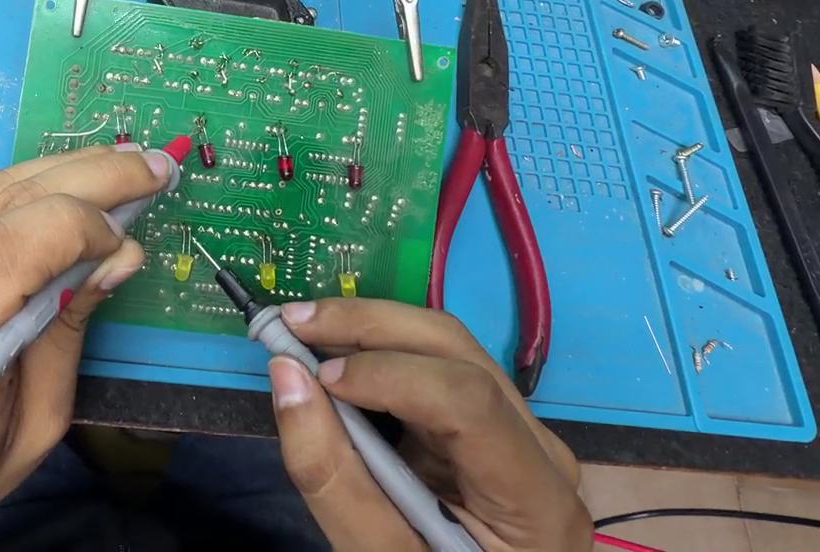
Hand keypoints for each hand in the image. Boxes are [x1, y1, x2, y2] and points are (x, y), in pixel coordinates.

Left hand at [0, 144, 175, 550]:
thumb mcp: (36, 427)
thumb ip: (71, 330)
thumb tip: (122, 250)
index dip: (69, 227)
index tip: (124, 237)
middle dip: (85, 176)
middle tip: (150, 165)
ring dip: (61, 168)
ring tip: (121, 164)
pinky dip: (26, 187)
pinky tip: (68, 186)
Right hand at [267, 298, 590, 551]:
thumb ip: (332, 474)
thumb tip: (285, 372)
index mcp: (532, 497)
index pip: (467, 400)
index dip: (388, 375)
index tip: (317, 377)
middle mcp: (534, 442)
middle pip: (452, 348)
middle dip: (367, 325)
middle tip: (292, 322)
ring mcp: (510, 424)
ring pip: (439, 342)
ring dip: (364, 327)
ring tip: (300, 328)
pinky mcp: (478, 417)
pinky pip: (425, 362)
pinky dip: (371, 348)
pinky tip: (330, 352)